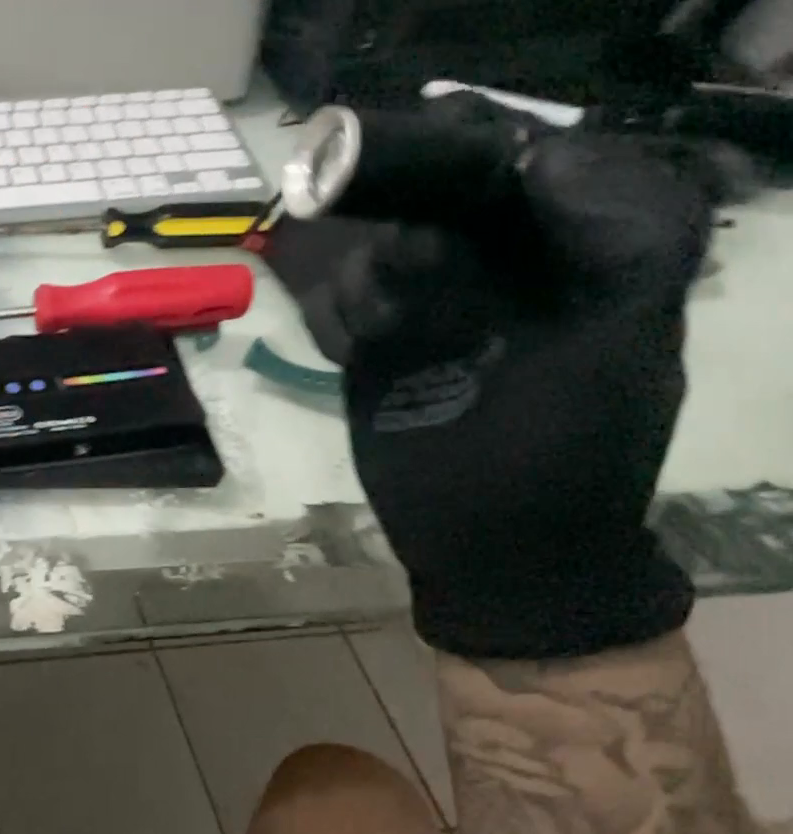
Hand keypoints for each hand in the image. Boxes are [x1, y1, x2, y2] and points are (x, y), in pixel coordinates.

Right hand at [303, 136, 712, 658]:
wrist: (495, 555)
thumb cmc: (564, 462)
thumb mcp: (614, 352)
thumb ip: (600, 253)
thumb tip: (529, 170)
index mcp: (584, 269)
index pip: (544, 178)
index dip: (499, 160)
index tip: (448, 159)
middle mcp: (504, 284)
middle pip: (450, 210)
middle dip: (417, 221)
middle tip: (399, 260)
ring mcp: (434, 322)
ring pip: (386, 259)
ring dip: (369, 277)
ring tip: (377, 322)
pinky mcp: (379, 359)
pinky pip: (347, 311)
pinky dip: (338, 314)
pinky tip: (351, 340)